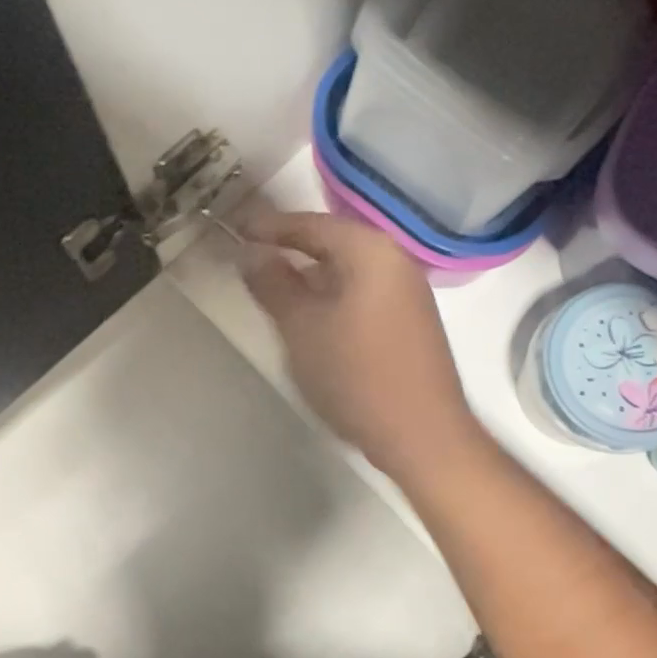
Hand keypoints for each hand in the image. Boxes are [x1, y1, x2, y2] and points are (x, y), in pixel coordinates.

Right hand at [240, 211, 480, 479]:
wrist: (421, 433)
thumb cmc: (355, 374)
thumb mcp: (301, 327)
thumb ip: (273, 284)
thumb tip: (250, 253)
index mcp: (370, 250)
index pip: (311, 224)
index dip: (269, 226)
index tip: (235, 230)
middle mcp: (394, 260)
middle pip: (333, 243)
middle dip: (290, 249)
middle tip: (249, 256)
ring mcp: (407, 292)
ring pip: (347, 271)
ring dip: (310, 276)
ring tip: (272, 287)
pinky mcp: (410, 322)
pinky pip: (361, 293)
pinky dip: (332, 296)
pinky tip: (311, 317)